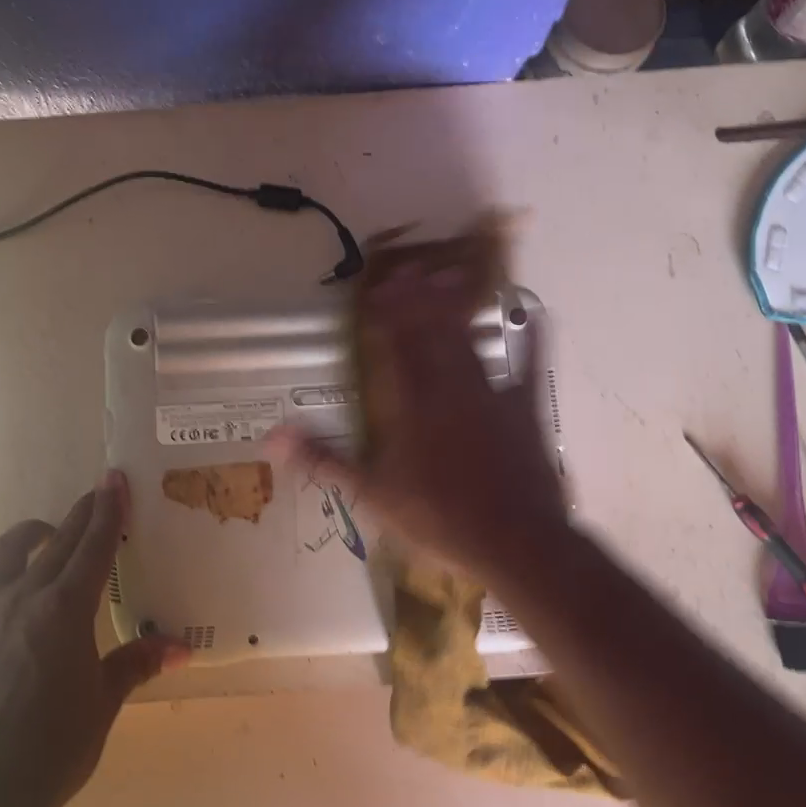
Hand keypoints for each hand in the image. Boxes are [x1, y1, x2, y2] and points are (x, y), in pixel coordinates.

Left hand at [0, 471, 189, 806]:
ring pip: (6, 553)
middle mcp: (23, 597)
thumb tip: (180, 647)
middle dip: (80, 514)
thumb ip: (136, 663)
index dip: (107, 510)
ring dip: (32, 535)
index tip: (114, 479)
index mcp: (65, 610)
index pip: (92, 546)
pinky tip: (7, 597)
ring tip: (47, 536)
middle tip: (98, 494)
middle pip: (56, 541)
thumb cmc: (54, 746)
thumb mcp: (104, 702)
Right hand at [269, 263, 566, 580]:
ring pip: (468, 340)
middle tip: (409, 267)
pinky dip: (530, 340)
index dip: (383, 316)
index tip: (376, 288)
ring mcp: (489, 395)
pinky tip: (533, 314)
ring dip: (457, 307)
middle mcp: (446, 389)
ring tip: (449, 273)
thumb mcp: (371, 493)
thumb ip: (323, 459)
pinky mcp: (525, 410)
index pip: (390, 349)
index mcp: (407, 407)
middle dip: (417, 299)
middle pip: (429, 334)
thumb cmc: (436, 518)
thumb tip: (272, 436)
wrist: (512, 539)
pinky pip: (528, 366)